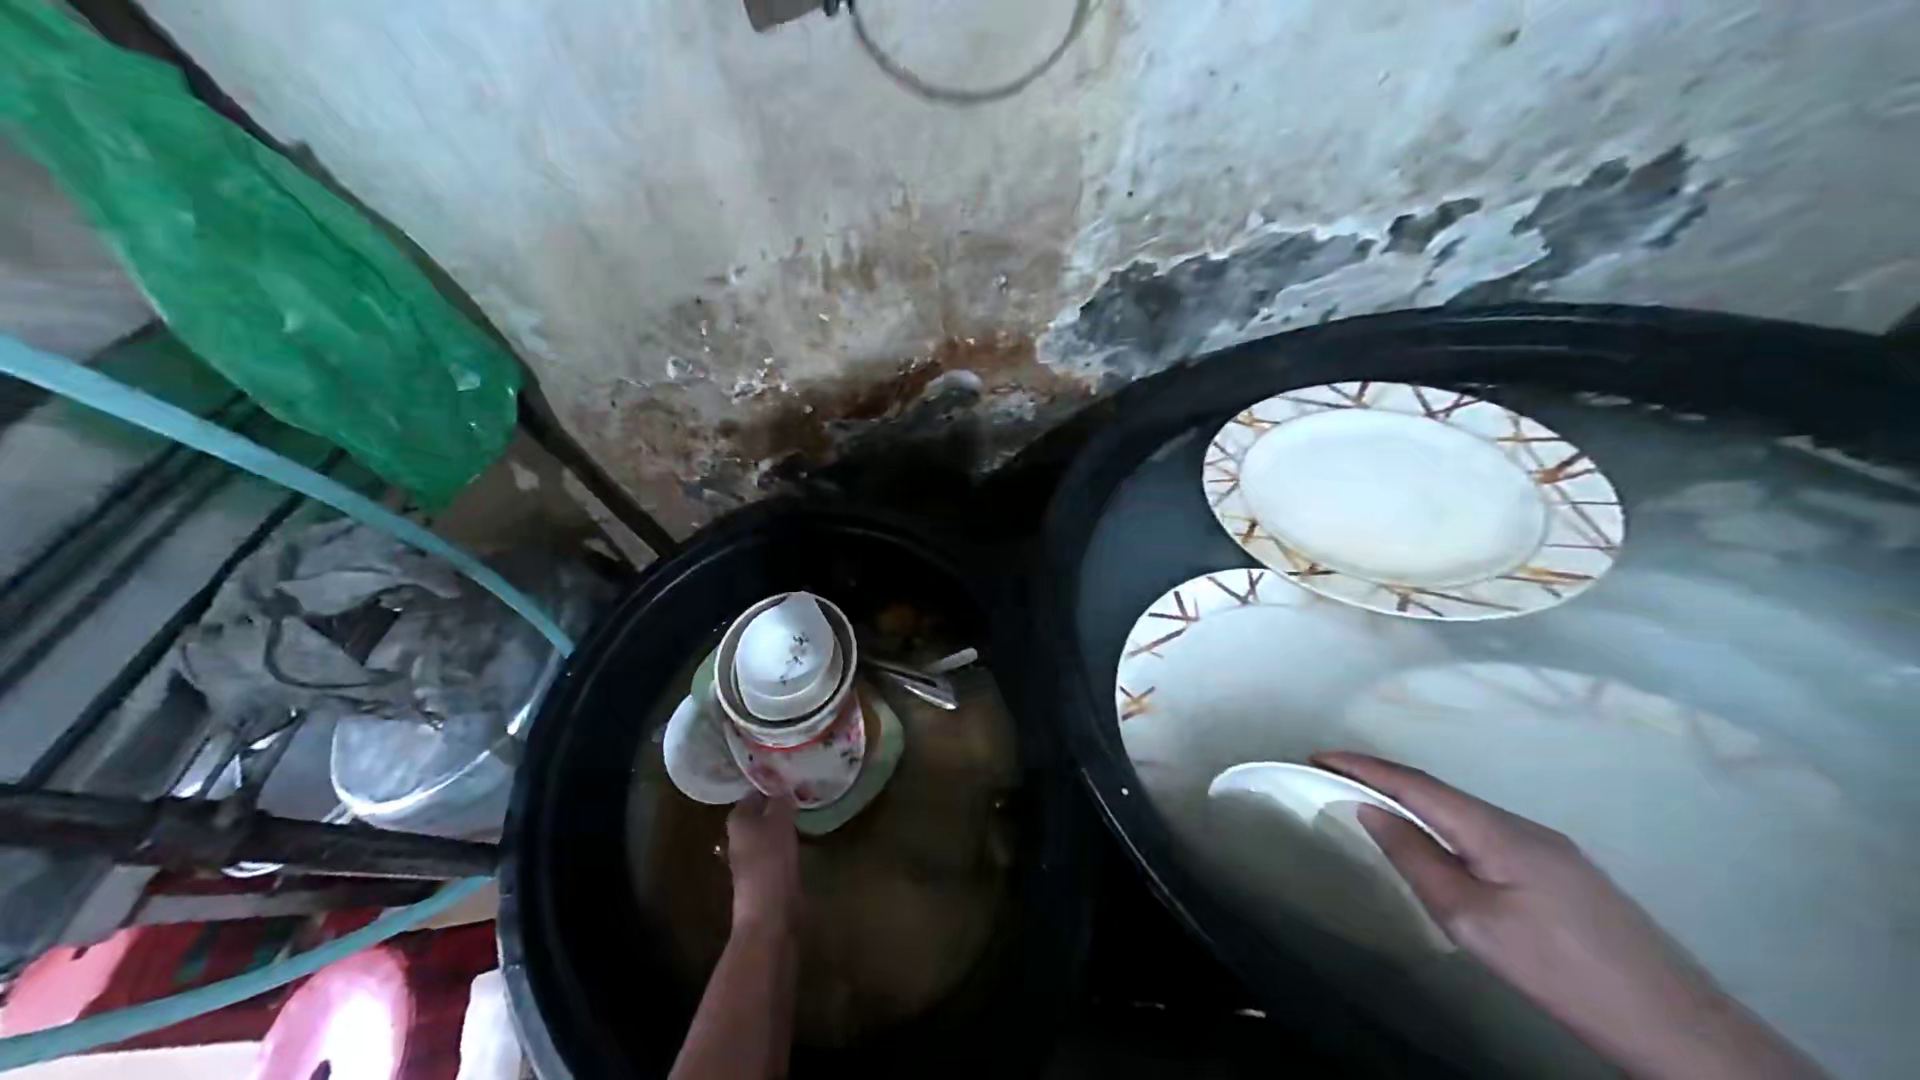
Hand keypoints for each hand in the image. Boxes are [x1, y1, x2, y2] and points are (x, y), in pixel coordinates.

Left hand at [725, 792, 800, 932]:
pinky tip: (805, 833)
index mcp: (737, 820)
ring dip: (785, 820)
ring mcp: (752, 856)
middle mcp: (740, 836)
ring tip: (807, 808)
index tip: (792, 774)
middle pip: (761, 811)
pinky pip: (778, 846)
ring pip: (770, 829)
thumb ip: (781, 800)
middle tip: (804, 789)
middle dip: (779, 801)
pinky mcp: (766, 873)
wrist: (770, 913)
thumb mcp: (779, 820)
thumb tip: (783, 786)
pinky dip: (789, 838)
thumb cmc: (771, 859)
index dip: (771, 783)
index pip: (753, 792)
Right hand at [1312, 751, 1825, 1079]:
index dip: (1361, 765)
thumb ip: (1416, 858)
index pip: (1414, 783)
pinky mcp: (1562, 869)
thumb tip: (1372, 811)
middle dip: (1380, 779)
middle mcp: (1521, 824)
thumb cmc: (1558, 969)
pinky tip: (1435, 844)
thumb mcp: (1470, 920)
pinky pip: (1484, 830)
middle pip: (1437, 790)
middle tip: (1332, 778)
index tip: (1316, 754)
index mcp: (1495, 830)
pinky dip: (1443, 825)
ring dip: (1412, 803)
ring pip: (1462, 811)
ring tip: (1370, 807)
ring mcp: (1547, 845)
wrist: (1679, 1026)